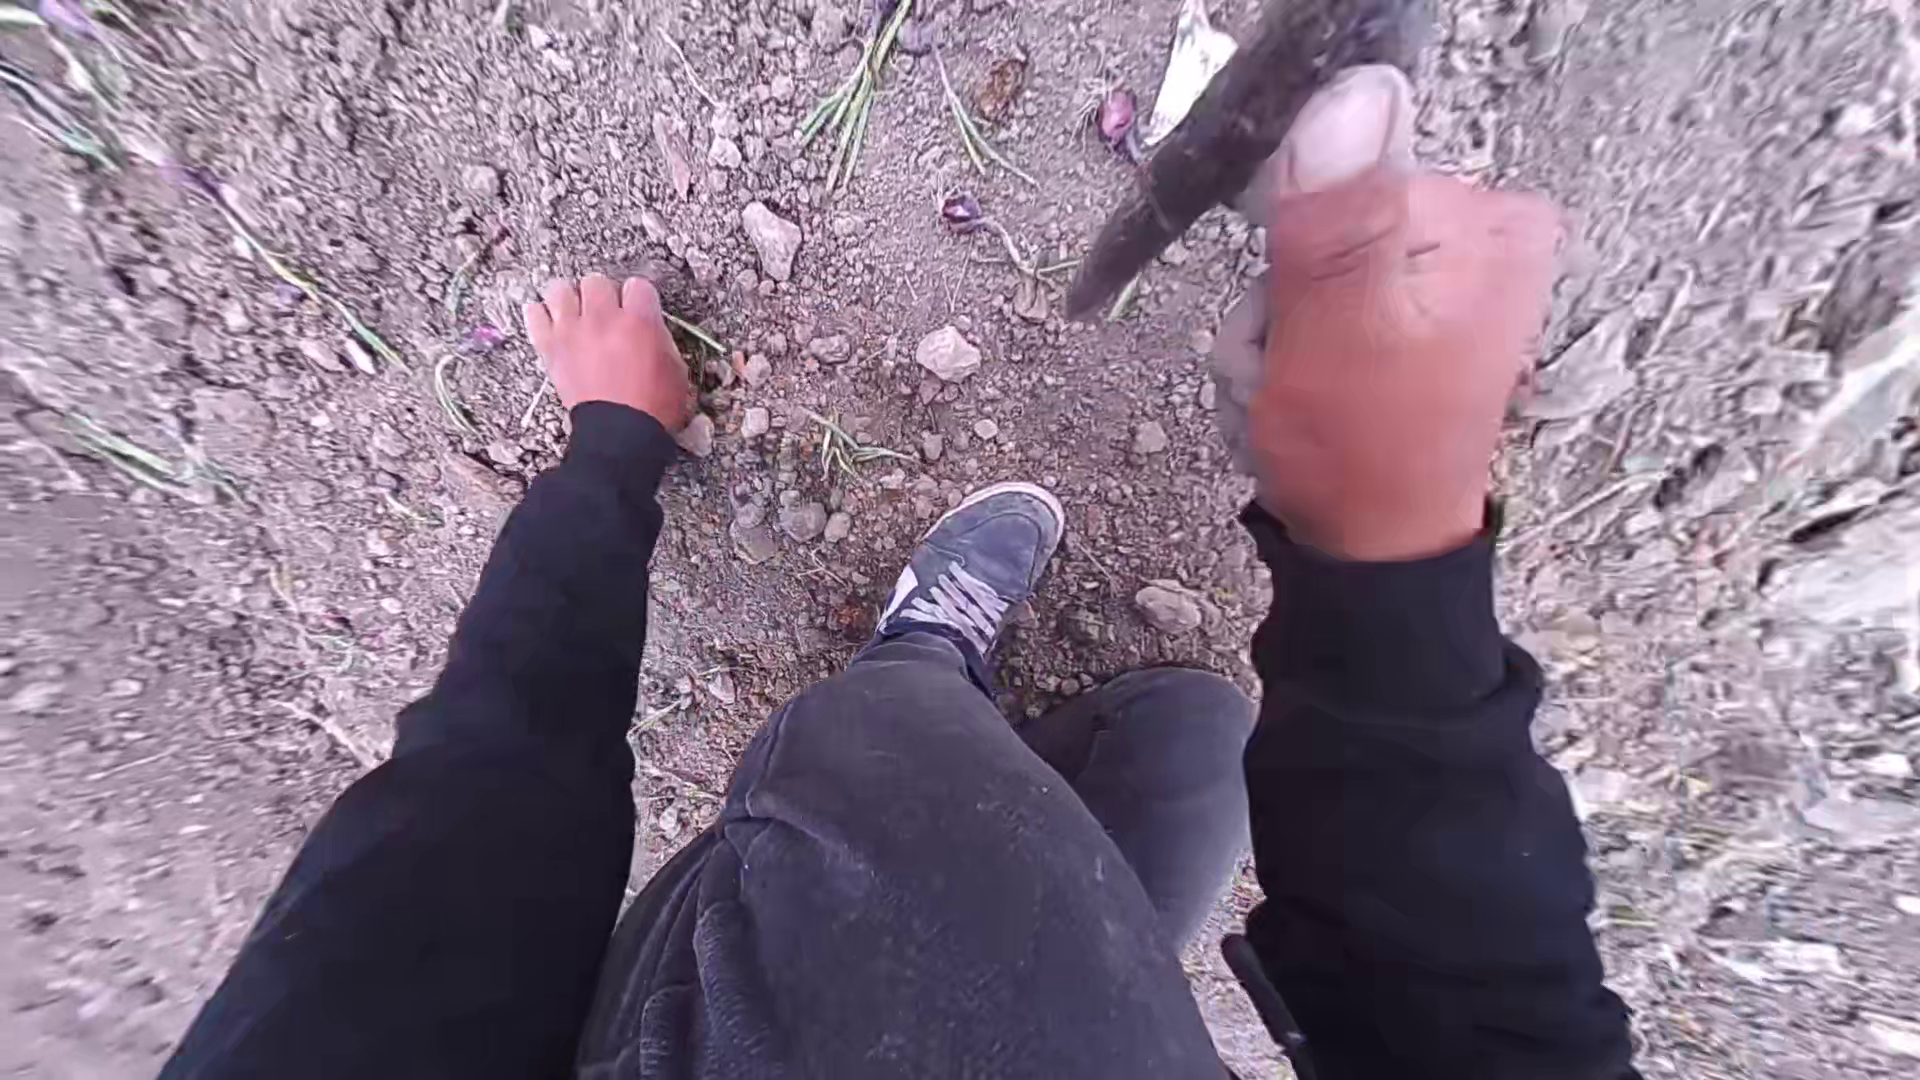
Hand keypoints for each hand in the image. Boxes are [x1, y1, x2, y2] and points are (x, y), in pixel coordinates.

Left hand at [522, 274, 692, 432]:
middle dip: (605, 297)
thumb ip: (662, 341)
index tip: (642, 313)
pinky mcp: (549, 346)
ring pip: (560, 288)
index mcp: (640, 321)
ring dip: (572, 300)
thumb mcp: (677, 372)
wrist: (621, 434)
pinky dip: (544, 315)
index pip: (638, 286)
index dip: (642, 300)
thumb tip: (651, 329)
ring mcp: (572, 330)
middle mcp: (603, 318)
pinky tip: (557, 326)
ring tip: (581, 318)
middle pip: (596, 281)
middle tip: (611, 317)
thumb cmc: (655, 407)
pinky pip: (534, 312)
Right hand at [1241, 68, 1558, 560]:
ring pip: (1293, 289)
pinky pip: (1304, 321)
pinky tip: (1291, 405)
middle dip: (1270, 321)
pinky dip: (1279, 365)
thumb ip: (1336, 227)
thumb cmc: (1356, 451)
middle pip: (1310, 245)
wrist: (1364, 543)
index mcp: (1478, 228)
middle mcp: (1465, 246)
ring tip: (1284, 402)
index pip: (1336, 192)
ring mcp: (1426, 291)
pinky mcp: (1392, 329)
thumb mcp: (1337, 337)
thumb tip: (1345, 96)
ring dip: (1266, 351)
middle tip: (1283, 379)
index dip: (1284, 269)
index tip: (1287, 334)